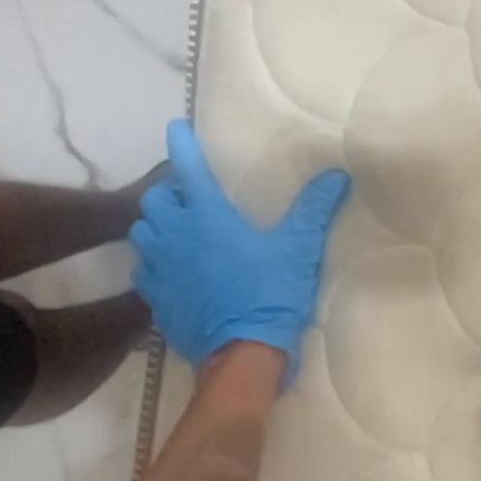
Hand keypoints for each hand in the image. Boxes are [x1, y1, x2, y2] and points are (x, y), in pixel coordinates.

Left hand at [130, 121, 349, 376]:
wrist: (242, 353)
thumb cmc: (271, 293)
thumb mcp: (299, 249)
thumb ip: (313, 209)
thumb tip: (336, 175)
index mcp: (207, 217)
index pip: (187, 168)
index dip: (181, 145)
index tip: (177, 128)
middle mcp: (174, 236)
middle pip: (154, 200)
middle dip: (169, 194)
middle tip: (192, 199)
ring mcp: (159, 269)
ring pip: (143, 234)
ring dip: (158, 227)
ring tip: (181, 233)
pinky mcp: (154, 299)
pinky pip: (145, 271)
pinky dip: (156, 262)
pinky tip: (176, 272)